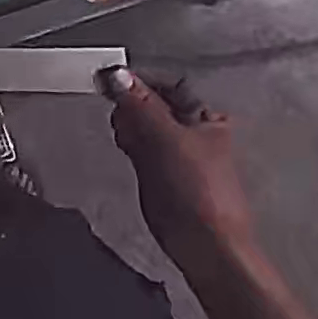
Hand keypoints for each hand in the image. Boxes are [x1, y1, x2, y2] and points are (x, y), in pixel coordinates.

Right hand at [102, 66, 257, 262]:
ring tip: (124, 132)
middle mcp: (190, 131)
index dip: (141, 80)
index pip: (168, 84)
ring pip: (141, 123)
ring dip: (128, 122)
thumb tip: (118, 75)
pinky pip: (136, 144)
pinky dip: (127, 140)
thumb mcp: (168, 138)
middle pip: (152, 102)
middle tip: (120, 109)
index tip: (113, 78)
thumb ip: (141, 105)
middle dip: (132, 103)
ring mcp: (172, 151)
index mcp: (205, 118)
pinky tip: (124, 143)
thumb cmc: (199, 190)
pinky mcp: (156, 170)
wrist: (203, 243)